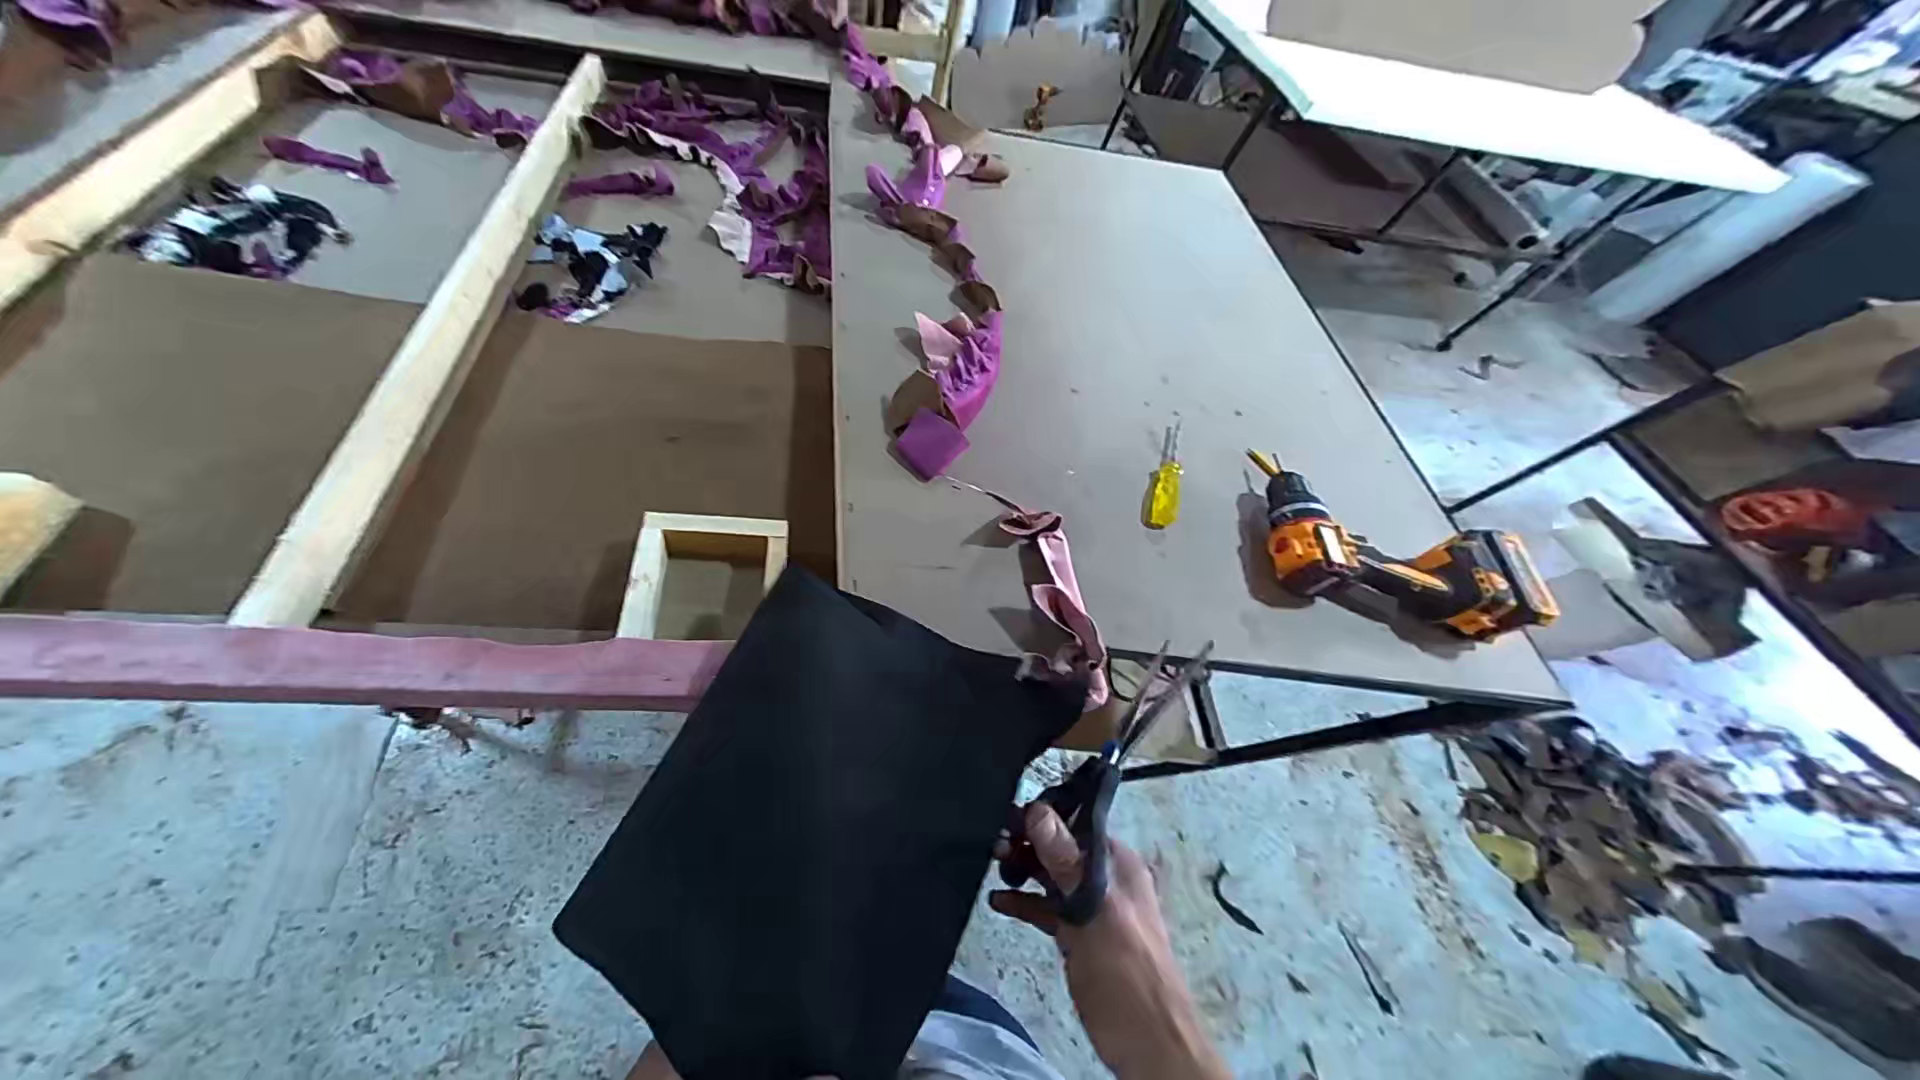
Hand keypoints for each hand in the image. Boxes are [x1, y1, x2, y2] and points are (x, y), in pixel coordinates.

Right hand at [990, 802, 1231, 1079]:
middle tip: (992, 842)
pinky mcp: (1077, 934)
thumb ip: (1067, 862)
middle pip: (1060, 847)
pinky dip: (1025, 902)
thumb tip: (1039, 811)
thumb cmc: (1126, 972)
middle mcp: (1104, 878)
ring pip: (1051, 875)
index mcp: (1116, 863)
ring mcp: (1090, 906)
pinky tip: (998, 902)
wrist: (1149, 1045)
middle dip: (1027, 841)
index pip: (1076, 822)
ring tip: (991, 864)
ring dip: (1023, 868)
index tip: (1008, 816)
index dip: (1043, 816)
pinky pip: (1046, 907)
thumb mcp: (1094, 910)